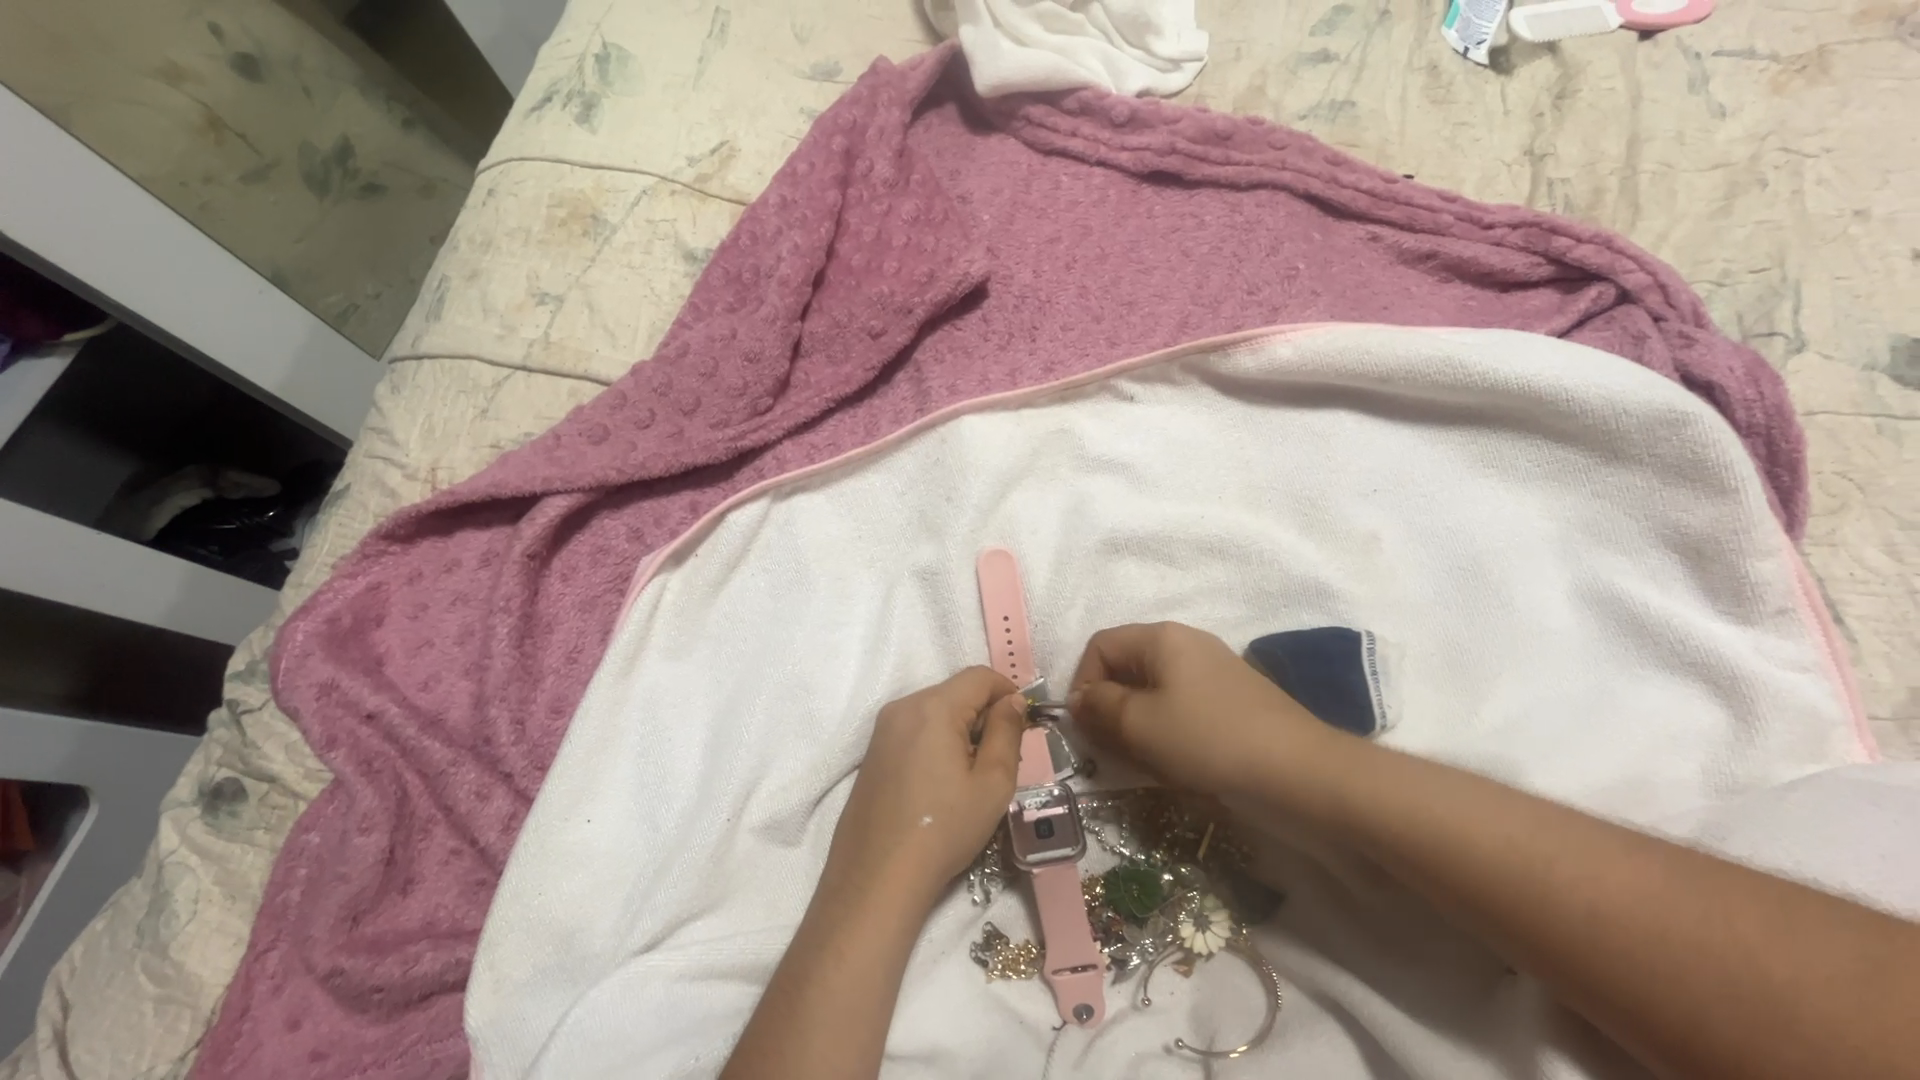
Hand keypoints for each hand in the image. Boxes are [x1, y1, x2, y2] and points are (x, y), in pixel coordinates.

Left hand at [820, 667, 1027, 910]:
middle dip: (984, 713)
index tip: (1024, 725)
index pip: (979, 676)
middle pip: (955, 691)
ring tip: (973, 775)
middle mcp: (902, 707)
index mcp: (933, 707)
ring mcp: (882, 730)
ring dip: (961, 729)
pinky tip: (942, 784)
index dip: (1008, 692)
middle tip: (1002, 757)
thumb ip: (1007, 733)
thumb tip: (1012, 702)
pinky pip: (915, 730)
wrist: (877, 877)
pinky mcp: (873, 753)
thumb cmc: (944, 829)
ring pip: (935, 710)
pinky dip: (937, 742)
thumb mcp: (992, 783)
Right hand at [1069, 622, 1325, 796]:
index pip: (1100, 645)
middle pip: (1128, 668)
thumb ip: (1099, 707)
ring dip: (1139, 726)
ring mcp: (1214, 674)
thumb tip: (1078, 699)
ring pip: (1154, 693)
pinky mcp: (1233, 704)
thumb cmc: (1207, 739)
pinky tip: (1178, 765)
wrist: (1297, 774)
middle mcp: (1188, 645)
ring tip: (1145, 761)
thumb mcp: (1138, 724)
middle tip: (1112, 749)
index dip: (1082, 682)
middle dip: (1111, 708)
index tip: (1084, 726)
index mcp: (1162, 637)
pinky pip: (1183, 710)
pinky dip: (1169, 734)